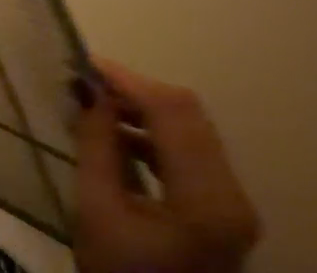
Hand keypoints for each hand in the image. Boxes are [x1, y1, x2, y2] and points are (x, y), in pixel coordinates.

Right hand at [75, 60, 261, 272]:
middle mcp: (233, 194)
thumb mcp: (96, 210)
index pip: (173, 113)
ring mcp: (233, 201)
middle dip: (135, 90)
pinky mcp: (225, 207)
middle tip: (85, 81)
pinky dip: (154, 133)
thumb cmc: (121, 272)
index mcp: (205, 199)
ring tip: (94, 105)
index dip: (128, 80)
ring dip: (143, 109)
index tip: (82, 64)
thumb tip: (89, 91)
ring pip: (191, 128)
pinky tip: (118, 135)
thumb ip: (96, 146)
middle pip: (189, 115)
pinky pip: (192, 151)